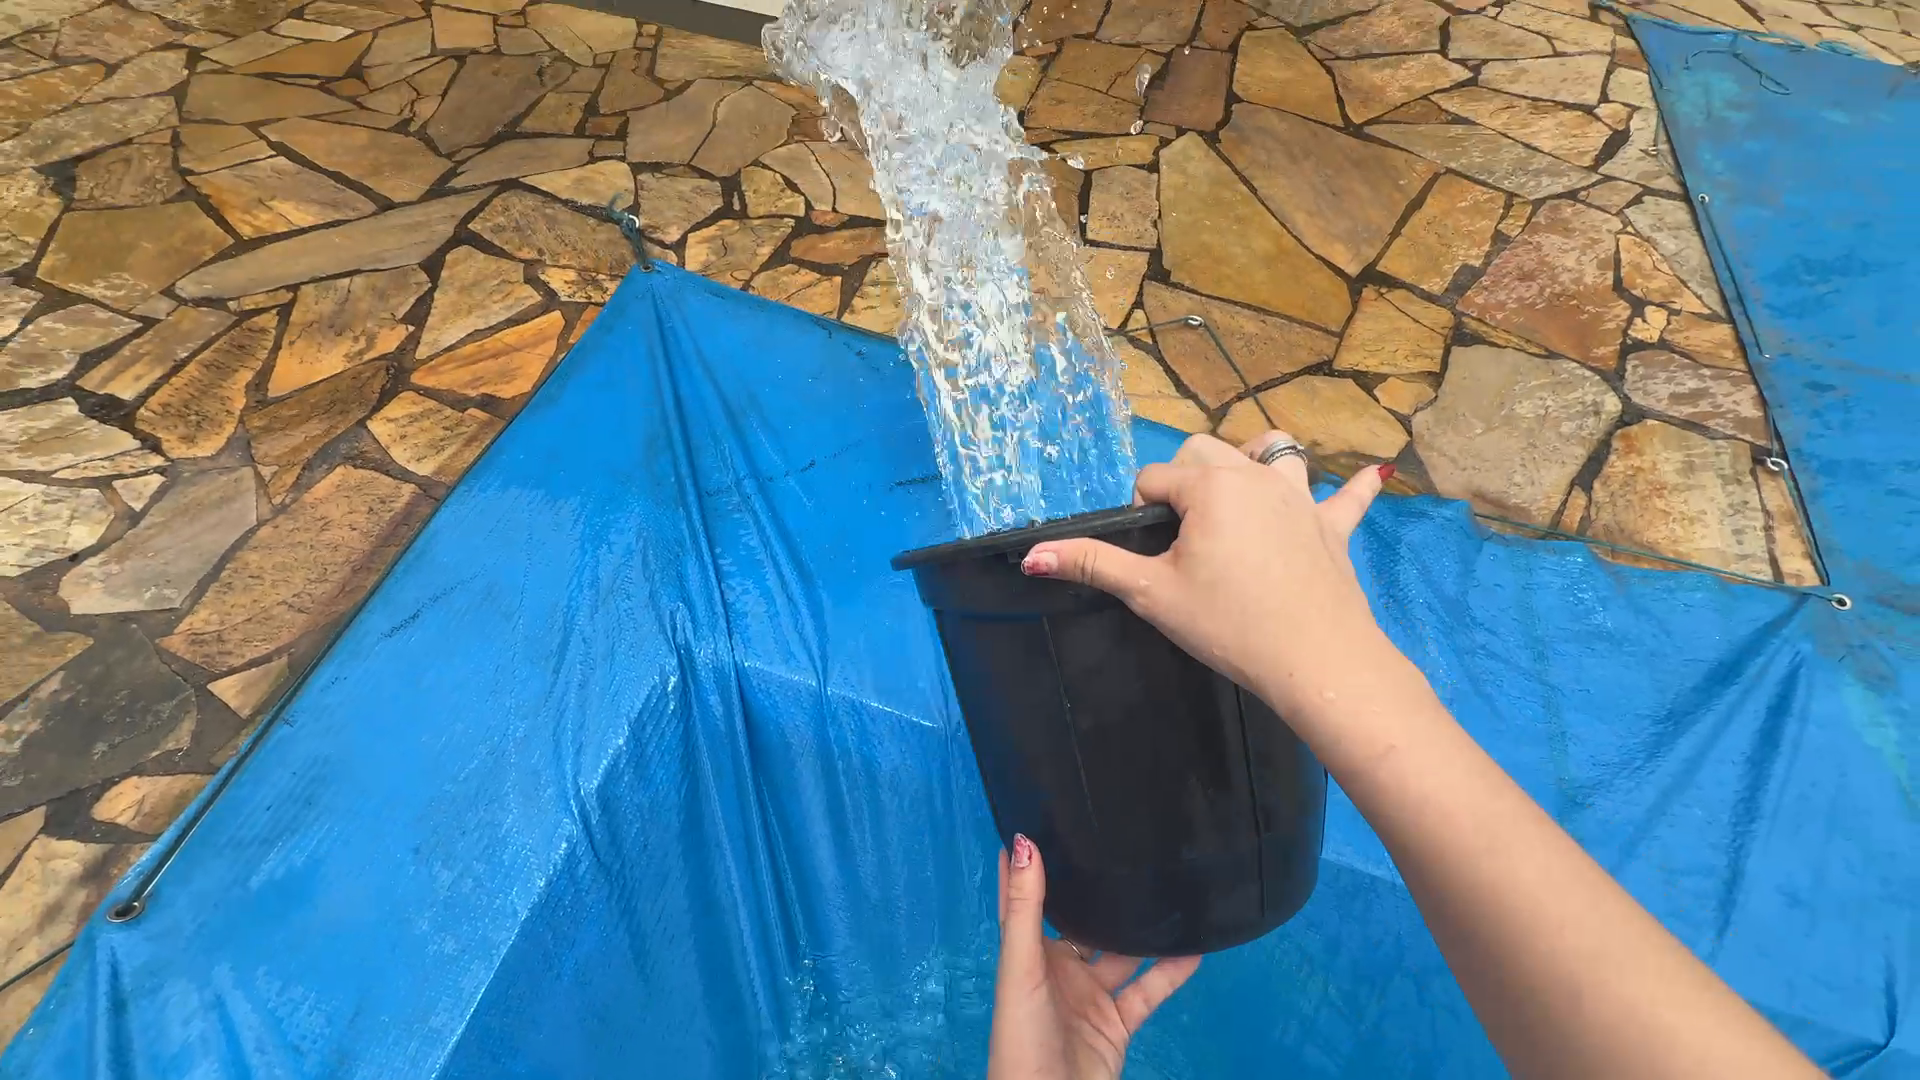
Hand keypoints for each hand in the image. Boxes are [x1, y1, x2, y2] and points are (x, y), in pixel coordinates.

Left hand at [988, 834, 1198, 1078]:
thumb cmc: (1023, 1031)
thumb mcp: (1019, 965)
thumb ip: (1025, 907)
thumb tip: (1023, 841)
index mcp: (1026, 950)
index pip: (1024, 897)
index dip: (1026, 864)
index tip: (1034, 820)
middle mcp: (1058, 966)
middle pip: (1079, 920)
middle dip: (1094, 891)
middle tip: (1119, 847)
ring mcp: (1089, 994)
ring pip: (1119, 952)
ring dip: (1139, 929)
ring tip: (1163, 887)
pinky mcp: (1117, 1023)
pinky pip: (1147, 990)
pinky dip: (1170, 972)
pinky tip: (1194, 948)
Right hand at [1019, 431, 1389, 717]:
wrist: (1317, 660)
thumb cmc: (1228, 623)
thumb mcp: (1151, 593)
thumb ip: (1093, 564)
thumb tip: (1032, 553)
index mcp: (1208, 486)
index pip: (1153, 478)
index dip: (1141, 511)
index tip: (1151, 554)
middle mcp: (1254, 476)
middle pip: (1203, 451)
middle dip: (1183, 479)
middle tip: (1180, 534)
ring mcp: (1300, 497)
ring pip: (1273, 452)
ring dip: (1252, 463)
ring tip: (1238, 495)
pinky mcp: (1332, 526)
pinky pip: (1346, 496)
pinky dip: (1350, 488)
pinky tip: (1368, 476)